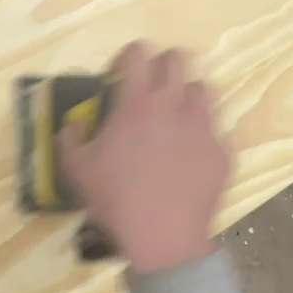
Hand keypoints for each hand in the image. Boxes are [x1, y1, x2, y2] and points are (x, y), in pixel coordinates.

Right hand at [63, 43, 228, 273]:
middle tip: (152, 82)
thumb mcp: (75, 169)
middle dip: (164, 63)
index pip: (139, 53)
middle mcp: (173, 105)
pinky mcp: (222, 151)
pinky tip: (190, 151)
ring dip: (186, 93)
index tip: (121, 71)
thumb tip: (74, 124)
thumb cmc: (115, 200)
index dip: (129, 55)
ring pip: (203, 88)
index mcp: (136, 103)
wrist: (163, 239)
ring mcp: (203, 127)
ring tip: (175, 114)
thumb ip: (70, 137)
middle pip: (178, 58)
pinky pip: (216, 127)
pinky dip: (202, 131)